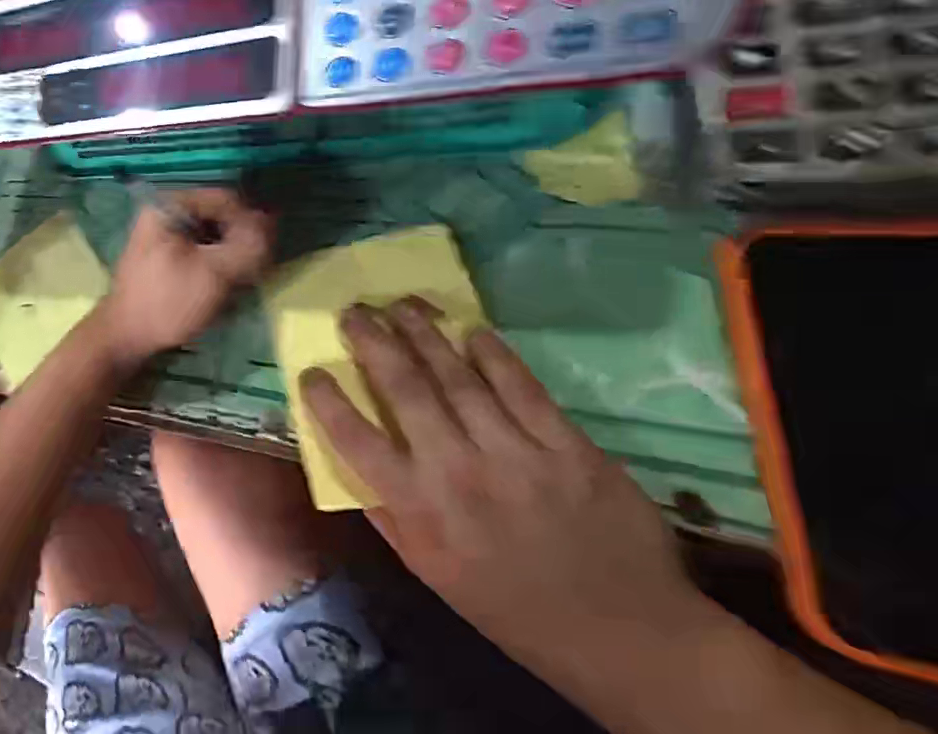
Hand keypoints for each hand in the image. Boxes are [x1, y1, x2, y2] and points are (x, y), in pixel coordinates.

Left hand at [96, 189, 271, 366]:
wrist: (125, 337)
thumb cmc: (168, 302)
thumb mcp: (215, 273)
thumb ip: (248, 244)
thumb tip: (271, 220)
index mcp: (169, 205)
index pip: (226, 199)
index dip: (250, 223)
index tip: (264, 254)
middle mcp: (163, 212)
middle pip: (219, 216)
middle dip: (239, 241)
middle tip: (253, 270)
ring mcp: (162, 234)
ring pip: (212, 235)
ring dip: (230, 255)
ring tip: (238, 282)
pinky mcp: (163, 256)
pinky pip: (199, 250)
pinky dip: (215, 264)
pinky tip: (222, 287)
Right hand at [300, 299, 710, 672]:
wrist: (625, 634)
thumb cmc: (508, 603)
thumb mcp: (428, 569)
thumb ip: (384, 511)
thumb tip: (345, 459)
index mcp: (418, 506)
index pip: (354, 438)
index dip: (325, 399)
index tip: (311, 370)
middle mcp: (458, 471)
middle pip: (405, 388)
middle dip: (372, 341)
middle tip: (353, 310)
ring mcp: (516, 454)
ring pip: (458, 377)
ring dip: (424, 333)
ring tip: (401, 304)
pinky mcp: (568, 446)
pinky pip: (522, 387)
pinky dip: (493, 354)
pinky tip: (471, 330)